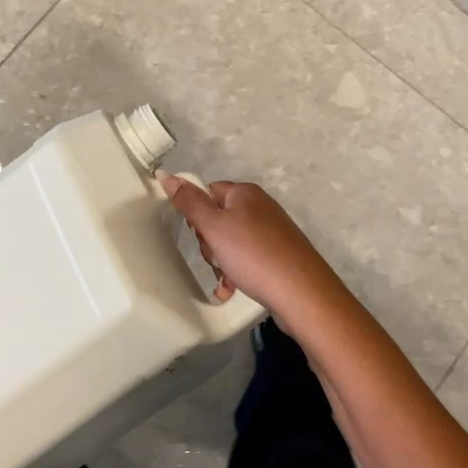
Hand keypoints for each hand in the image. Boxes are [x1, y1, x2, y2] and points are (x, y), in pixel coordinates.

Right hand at [157, 170, 344, 319]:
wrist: (301, 293)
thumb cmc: (254, 254)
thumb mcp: (214, 226)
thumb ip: (189, 202)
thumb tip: (166, 174)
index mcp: (245, 193)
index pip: (208, 192)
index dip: (198, 214)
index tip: (200, 234)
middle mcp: (260, 207)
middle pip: (219, 218)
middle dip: (210, 242)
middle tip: (217, 257)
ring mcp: (272, 232)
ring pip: (231, 242)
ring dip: (222, 262)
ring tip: (227, 279)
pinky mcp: (279, 256)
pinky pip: (247, 259)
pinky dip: (237, 273)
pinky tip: (232, 290)